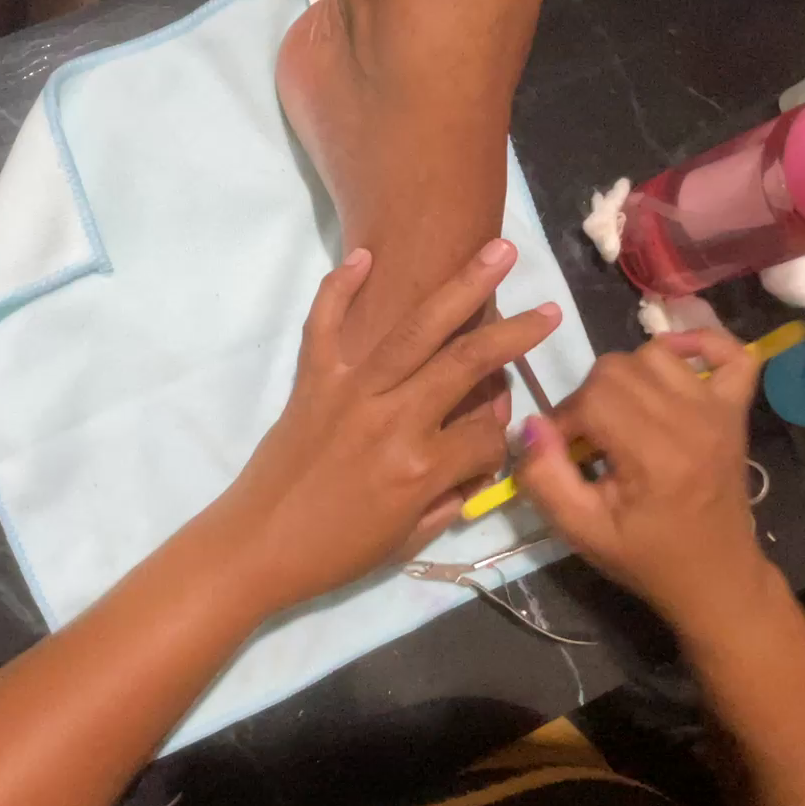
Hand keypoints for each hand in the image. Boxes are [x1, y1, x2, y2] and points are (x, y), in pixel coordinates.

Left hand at [214, 241, 559, 610]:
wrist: (256, 546)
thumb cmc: (333, 554)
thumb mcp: (407, 541)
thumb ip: (449, 498)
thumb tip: (476, 465)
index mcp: (421, 467)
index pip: (487, 436)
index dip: (500, 442)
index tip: (491, 447)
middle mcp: (393, 419)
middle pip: (468, 363)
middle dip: (515, 334)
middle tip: (548, 308)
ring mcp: (349, 392)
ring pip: (415, 331)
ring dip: (461, 287)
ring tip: (498, 252)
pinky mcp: (311, 382)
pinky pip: (324, 325)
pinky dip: (338, 289)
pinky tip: (364, 257)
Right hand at [515, 330, 771, 622]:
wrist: (713, 576)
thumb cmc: (643, 556)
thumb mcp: (578, 530)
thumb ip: (543, 477)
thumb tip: (530, 426)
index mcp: (655, 456)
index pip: (592, 399)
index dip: (562, 421)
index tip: (562, 453)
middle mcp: (692, 421)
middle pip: (617, 368)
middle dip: (587, 398)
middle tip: (587, 439)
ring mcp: (719, 411)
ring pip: (655, 354)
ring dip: (624, 376)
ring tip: (618, 414)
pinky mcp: (736, 409)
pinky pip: (731, 351)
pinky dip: (699, 345)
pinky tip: (673, 361)